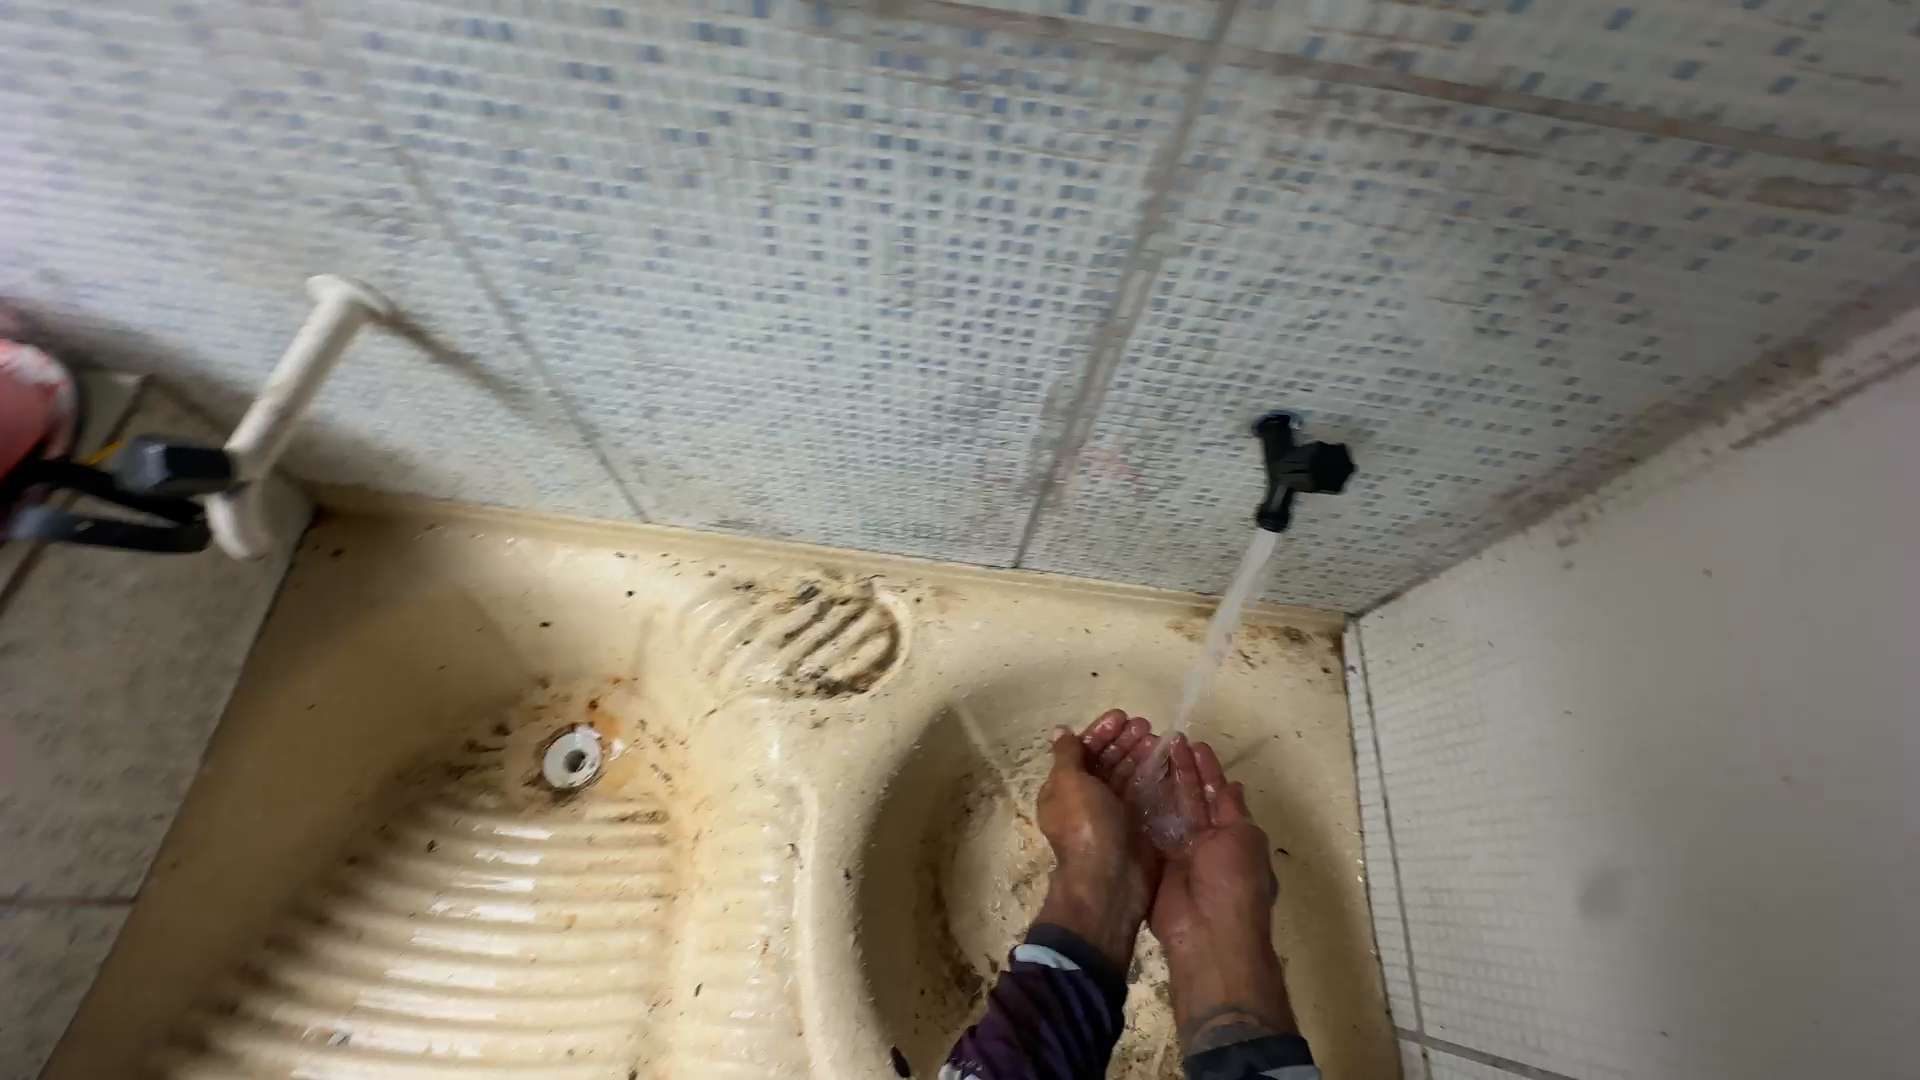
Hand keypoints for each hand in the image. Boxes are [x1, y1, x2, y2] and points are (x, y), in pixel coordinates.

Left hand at [1033, 710, 1163, 970]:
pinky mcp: (1136, 826)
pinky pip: (1144, 794)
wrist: (1109, 881)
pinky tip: (1167, 761)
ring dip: (1140, 754)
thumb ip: (1067, 755)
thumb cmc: (1085, 826)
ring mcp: (1113, 813)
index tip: (1122, 717)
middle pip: (1107, 761)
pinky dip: (1153, 777)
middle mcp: (1087, 798)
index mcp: (1064, 787)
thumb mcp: (1068, 783)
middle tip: (1146, 725)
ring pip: (1126, 775)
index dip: (1100, 732)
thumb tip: (1060, 730)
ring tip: (1160, 738)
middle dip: (1124, 741)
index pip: (1083, 751)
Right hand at [1146, 735, 1297, 1053]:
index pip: (1218, 793)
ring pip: (1170, 808)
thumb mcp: (1245, 840)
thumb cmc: (1233, 882)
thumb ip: (1232, 811)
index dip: (1208, 768)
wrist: (1208, 933)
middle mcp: (1207, 840)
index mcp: (1233, 834)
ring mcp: (1180, 850)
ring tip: (1149, 753)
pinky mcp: (1156, 861)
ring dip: (1163, 782)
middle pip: (1192, 796)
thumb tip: (1233, 786)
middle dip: (1183, 769)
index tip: (1193, 743)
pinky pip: (1150, 828)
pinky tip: (1133, 782)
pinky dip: (1144, 806)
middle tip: (1168, 739)